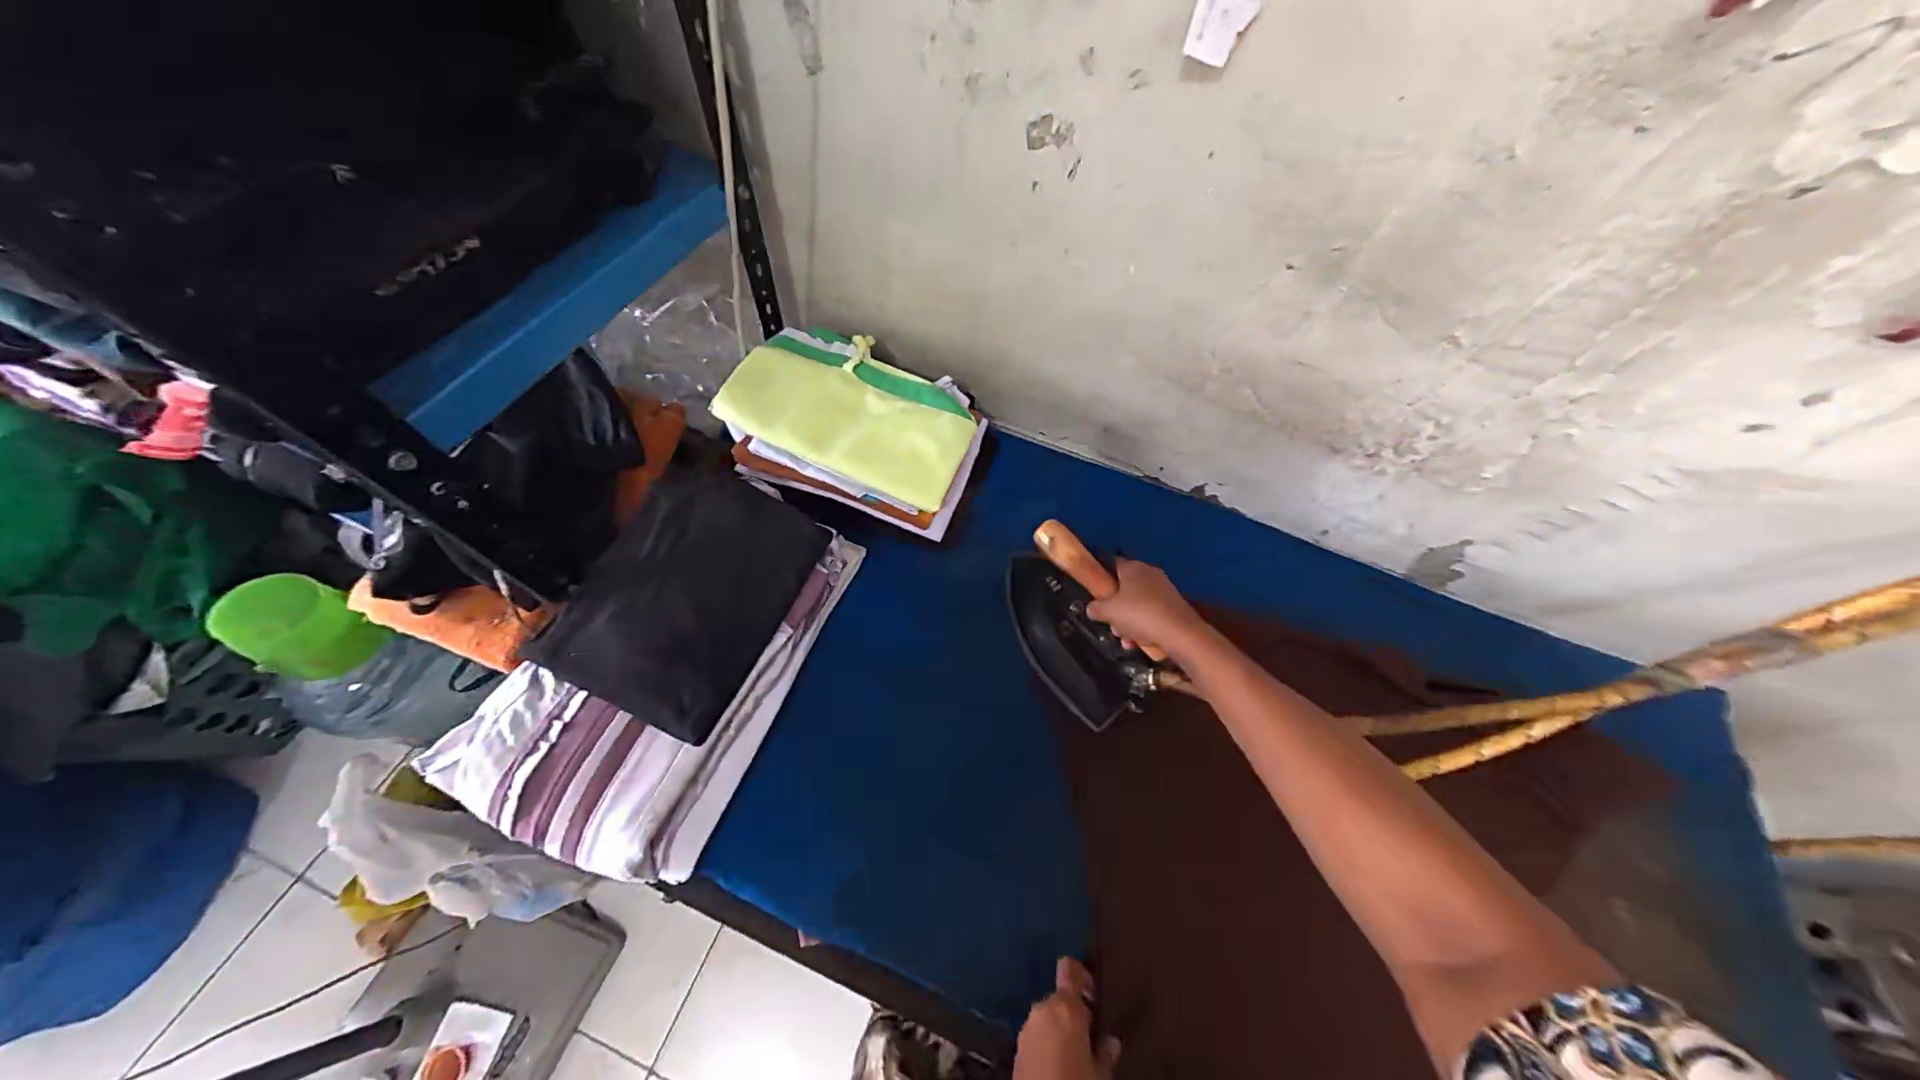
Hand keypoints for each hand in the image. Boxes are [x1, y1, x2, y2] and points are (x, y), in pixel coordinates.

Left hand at [1014, 958, 1120, 1079]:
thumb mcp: (1100, 1076)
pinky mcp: (1017, 1048)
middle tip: (1091, 1039)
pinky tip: (1060, 1067)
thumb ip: (1105, 1054)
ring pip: (1049, 1018)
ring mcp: (1027, 1028)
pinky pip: (1038, 1035)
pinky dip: (1049, 1043)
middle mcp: (1043, 1010)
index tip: (1095, 997)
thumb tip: (1110, 1041)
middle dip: (1075, 1013)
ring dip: (1061, 1030)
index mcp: (1065, 1008)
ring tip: (1076, 1058)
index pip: (1069, 969)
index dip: (1082, 976)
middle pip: (1061, 998)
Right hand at [1085, 559, 1209, 660]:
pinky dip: (1145, 627)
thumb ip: (1095, 608)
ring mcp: (1164, 590)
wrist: (1180, 633)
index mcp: (1133, 568)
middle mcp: (1150, 574)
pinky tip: (1141, 643)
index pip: (1112, 564)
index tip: (1096, 594)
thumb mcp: (1107, 612)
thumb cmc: (1139, 614)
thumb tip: (1092, 608)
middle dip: (1116, 609)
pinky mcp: (1174, 606)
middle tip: (1113, 625)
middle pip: (1125, 589)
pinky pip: (1152, 614)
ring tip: (1127, 641)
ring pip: (1138, 605)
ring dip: (1129, 623)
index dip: (1102, 578)